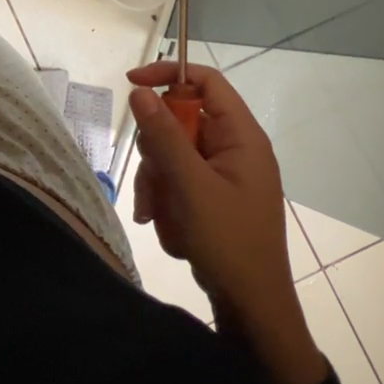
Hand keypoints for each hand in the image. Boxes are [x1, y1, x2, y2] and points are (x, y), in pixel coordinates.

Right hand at [127, 61, 327, 383]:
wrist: (252, 308)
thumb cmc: (228, 241)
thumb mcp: (190, 185)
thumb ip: (163, 134)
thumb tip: (140, 90)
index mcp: (242, 137)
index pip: (205, 82)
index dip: (168, 74)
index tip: (131, 84)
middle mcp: (235, 149)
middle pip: (180, 120)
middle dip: (156, 150)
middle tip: (152, 178)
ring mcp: (224, 174)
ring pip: (172, 152)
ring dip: (156, 180)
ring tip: (155, 213)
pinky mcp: (213, 196)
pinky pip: (176, 179)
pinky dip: (164, 198)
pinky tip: (163, 225)